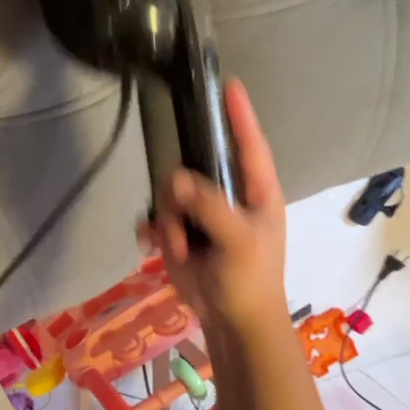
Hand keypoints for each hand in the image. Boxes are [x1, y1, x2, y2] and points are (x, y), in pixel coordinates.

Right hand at [145, 78, 290, 338]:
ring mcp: (201, 215)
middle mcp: (227, 196)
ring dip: (168, 223)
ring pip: (169, 195)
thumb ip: (210, 207)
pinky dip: (153, 231)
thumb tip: (175, 180)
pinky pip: (156, 216)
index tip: (229, 86)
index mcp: (256, 194)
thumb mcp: (238, 242)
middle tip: (181, 224)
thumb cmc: (249, 281)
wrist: (233, 322)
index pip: (249, 146)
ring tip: (177, 248)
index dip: (240, 117)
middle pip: (192, 169)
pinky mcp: (179, 233)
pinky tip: (155, 247)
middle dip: (179, 197)